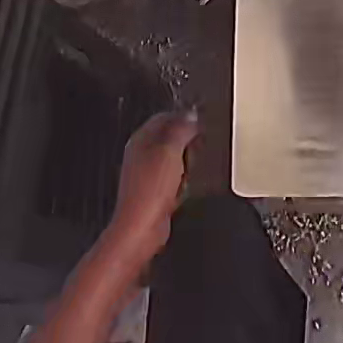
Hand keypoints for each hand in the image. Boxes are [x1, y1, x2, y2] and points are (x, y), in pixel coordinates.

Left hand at [104, 110, 197, 260]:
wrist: (142, 228)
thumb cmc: (152, 189)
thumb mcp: (170, 151)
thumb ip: (181, 129)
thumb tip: (191, 115)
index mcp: (141, 139)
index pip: (163, 116)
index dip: (183, 116)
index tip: (201, 121)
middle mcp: (141, 153)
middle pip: (169, 136)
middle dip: (186, 139)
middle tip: (199, 145)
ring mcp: (147, 172)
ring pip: (173, 156)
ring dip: (186, 159)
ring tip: (194, 165)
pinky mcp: (154, 189)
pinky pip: (173, 174)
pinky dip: (183, 176)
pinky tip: (187, 183)